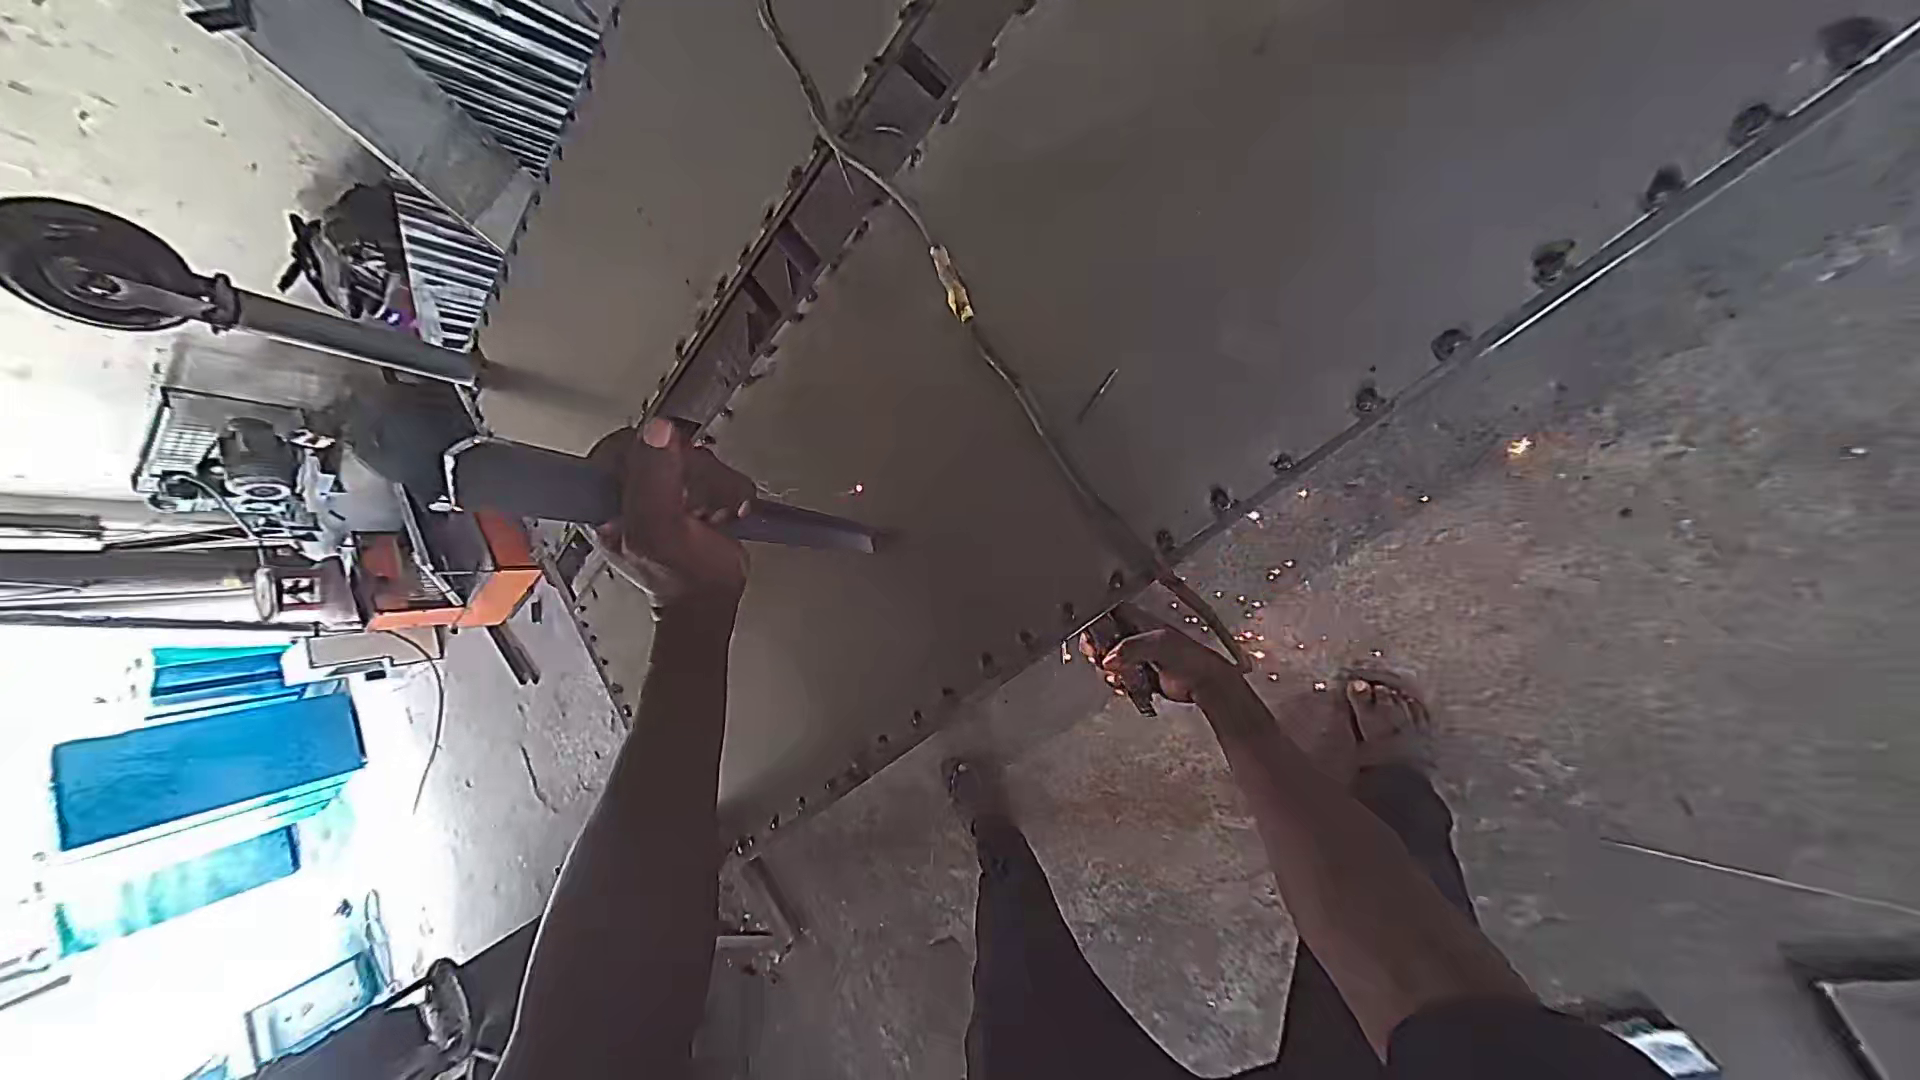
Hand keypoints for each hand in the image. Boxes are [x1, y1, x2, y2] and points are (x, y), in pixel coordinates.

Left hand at [587, 417, 750, 614]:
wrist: (710, 602)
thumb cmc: (683, 576)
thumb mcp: (660, 528)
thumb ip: (654, 477)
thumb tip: (659, 430)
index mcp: (602, 495)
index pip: (626, 443)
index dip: (659, 452)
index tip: (681, 476)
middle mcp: (628, 489)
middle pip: (667, 448)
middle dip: (697, 476)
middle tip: (699, 505)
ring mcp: (662, 491)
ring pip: (696, 458)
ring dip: (718, 486)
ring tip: (714, 513)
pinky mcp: (692, 494)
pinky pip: (715, 470)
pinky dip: (729, 489)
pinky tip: (723, 511)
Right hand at [1099, 607, 1243, 702]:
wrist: (1205, 683)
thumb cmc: (1192, 657)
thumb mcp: (1159, 644)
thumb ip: (1132, 647)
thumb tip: (1109, 658)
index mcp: (1140, 620)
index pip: (1108, 614)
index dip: (1097, 624)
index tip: (1094, 638)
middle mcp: (1135, 635)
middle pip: (1102, 637)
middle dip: (1097, 650)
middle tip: (1101, 659)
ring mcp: (1135, 654)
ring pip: (1107, 658)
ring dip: (1108, 669)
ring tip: (1118, 675)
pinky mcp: (1136, 672)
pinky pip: (1116, 675)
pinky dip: (1116, 681)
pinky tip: (1124, 684)